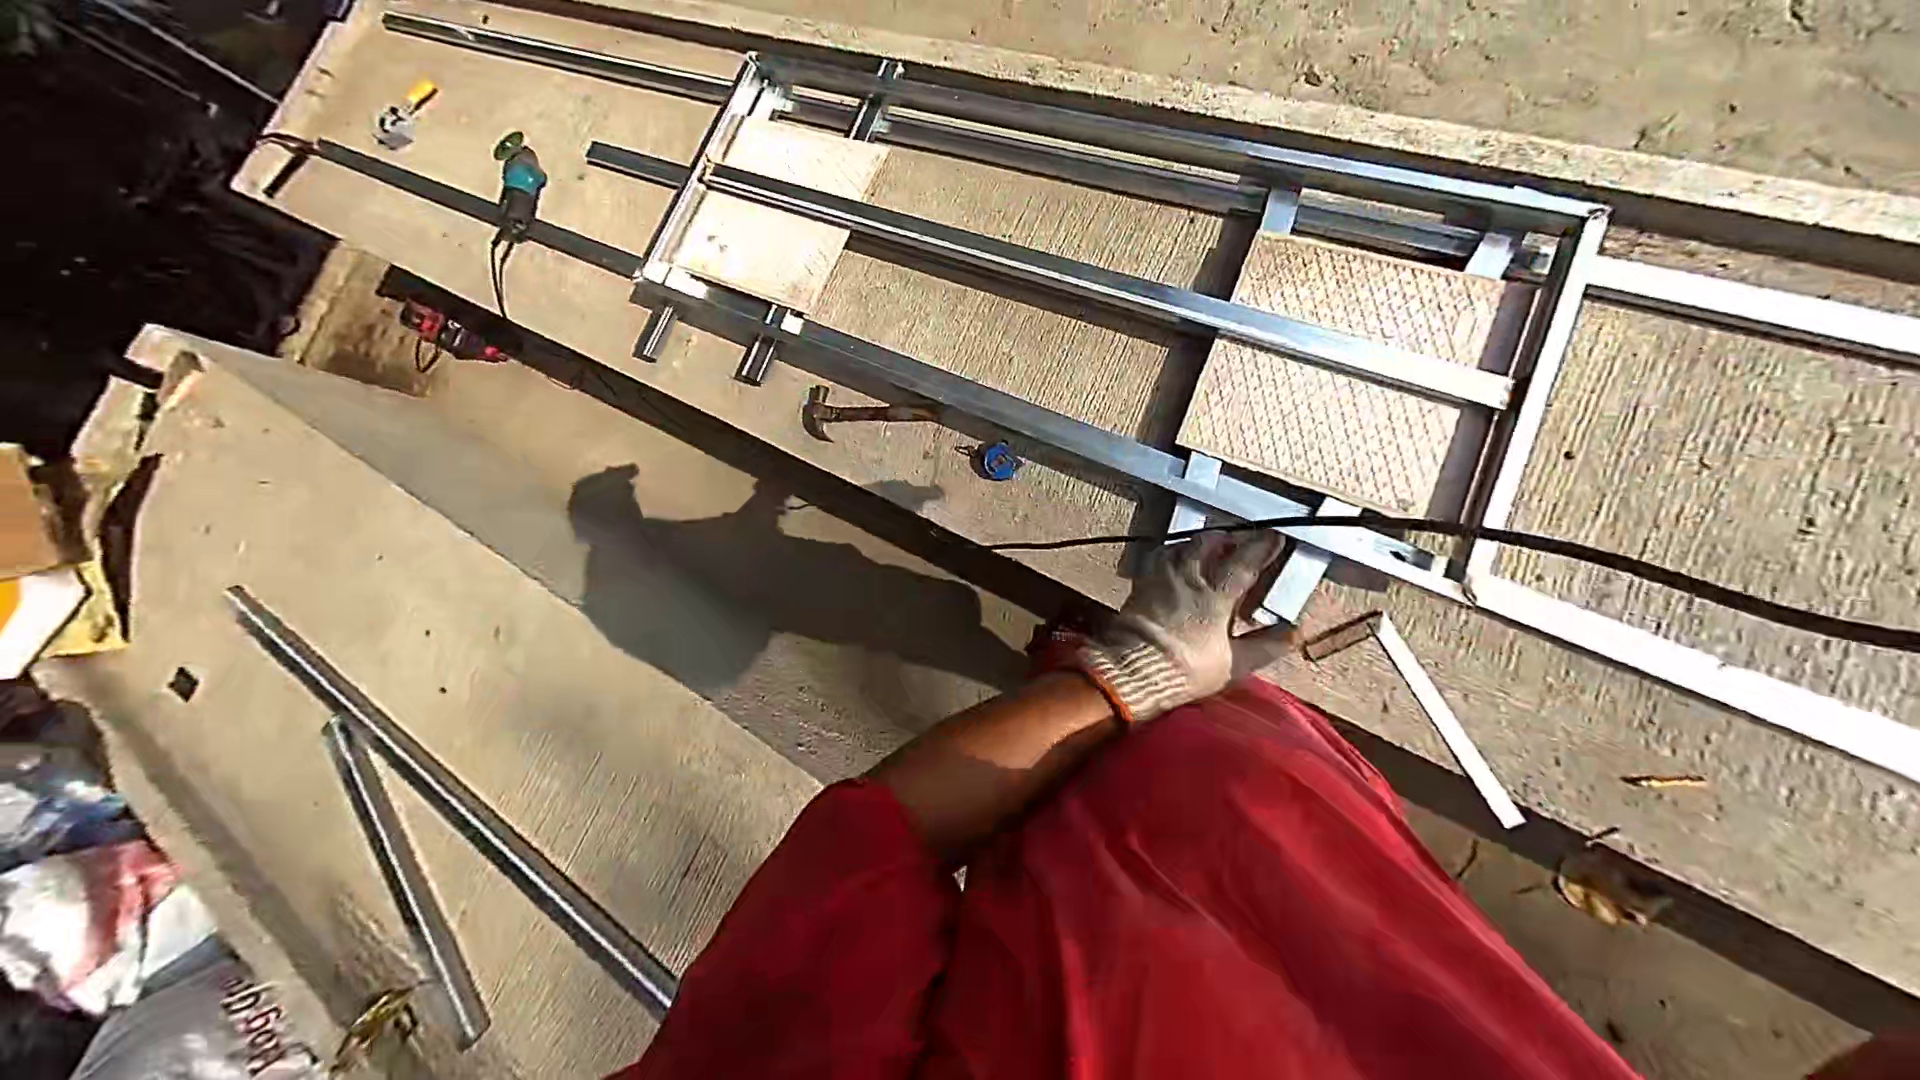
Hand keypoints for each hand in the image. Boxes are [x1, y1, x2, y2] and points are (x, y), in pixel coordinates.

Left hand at [1074, 532, 1293, 723]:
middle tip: (1238, 541)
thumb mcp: (1235, 663)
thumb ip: (1266, 645)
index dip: (1261, 546)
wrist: (1135, 669)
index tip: (1274, 537)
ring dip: (1197, 542)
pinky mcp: (1140, 584)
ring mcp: (1160, 577)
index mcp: (1215, 595)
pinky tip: (1173, 559)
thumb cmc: (1187, 668)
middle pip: (1208, 542)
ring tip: (1207, 547)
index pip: (1244, 561)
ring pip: (1180, 545)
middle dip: (1227, 537)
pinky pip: (1157, 557)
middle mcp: (1187, 578)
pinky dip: (1170, 552)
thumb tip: (1293, 632)